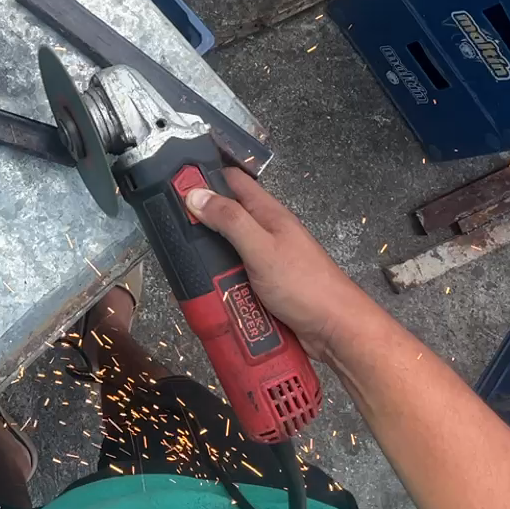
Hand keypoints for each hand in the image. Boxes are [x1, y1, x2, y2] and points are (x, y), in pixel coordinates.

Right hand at [183, 168, 356, 359]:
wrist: (336, 331)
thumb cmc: (305, 284)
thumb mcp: (261, 247)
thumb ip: (230, 220)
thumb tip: (195, 194)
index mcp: (268, 213)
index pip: (232, 181)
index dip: (206, 177)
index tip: (175, 184)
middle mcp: (265, 233)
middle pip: (224, 220)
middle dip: (201, 227)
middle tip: (173, 235)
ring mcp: (264, 261)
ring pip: (226, 253)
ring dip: (210, 262)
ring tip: (186, 268)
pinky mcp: (263, 286)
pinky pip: (234, 279)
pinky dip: (221, 285)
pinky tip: (209, 293)